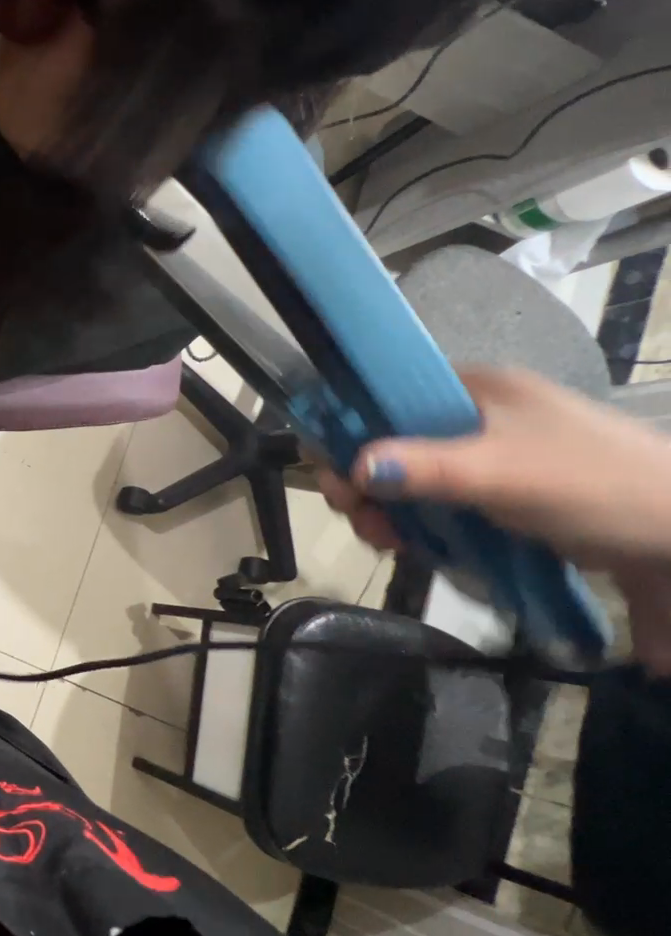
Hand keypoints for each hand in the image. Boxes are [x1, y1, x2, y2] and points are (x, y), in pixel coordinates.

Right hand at [317, 367, 670, 671]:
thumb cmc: (600, 488)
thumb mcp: (505, 473)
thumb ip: (424, 467)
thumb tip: (349, 469)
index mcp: (474, 388)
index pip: (382, 395)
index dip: (346, 430)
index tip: (336, 476)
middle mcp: (472, 414)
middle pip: (384, 441)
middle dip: (361, 484)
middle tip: (361, 521)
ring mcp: (484, 454)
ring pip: (403, 476)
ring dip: (383, 511)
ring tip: (390, 544)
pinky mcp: (494, 492)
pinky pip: (430, 501)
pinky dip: (413, 524)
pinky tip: (414, 547)